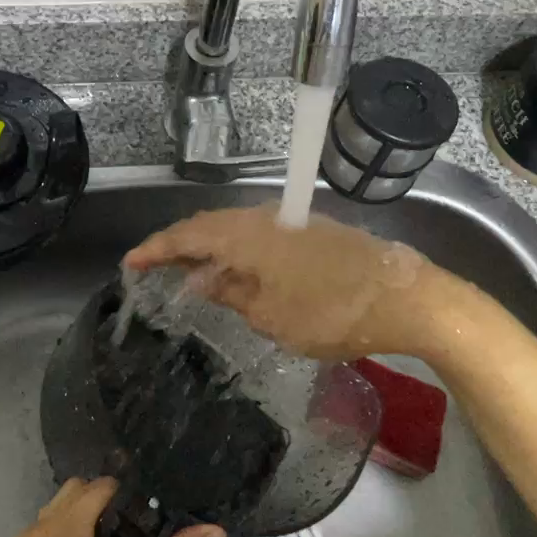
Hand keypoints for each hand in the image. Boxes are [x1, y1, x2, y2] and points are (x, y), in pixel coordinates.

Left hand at [6, 477, 224, 536]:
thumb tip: (216, 531)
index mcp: (55, 533)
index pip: (98, 488)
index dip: (130, 496)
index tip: (158, 514)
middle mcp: (34, 533)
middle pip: (77, 495)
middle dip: (110, 507)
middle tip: (143, 535)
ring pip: (62, 516)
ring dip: (92, 524)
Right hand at [123, 206, 488, 359]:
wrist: (407, 298)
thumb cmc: (332, 312)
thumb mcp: (272, 317)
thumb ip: (231, 296)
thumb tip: (203, 281)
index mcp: (247, 235)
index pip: (188, 236)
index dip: (156, 249)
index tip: (130, 262)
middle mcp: (263, 219)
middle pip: (209, 227)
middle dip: (179, 248)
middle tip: (154, 270)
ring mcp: (289, 223)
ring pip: (235, 231)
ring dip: (210, 252)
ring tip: (191, 278)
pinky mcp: (310, 233)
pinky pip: (259, 237)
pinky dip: (238, 254)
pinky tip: (237, 276)